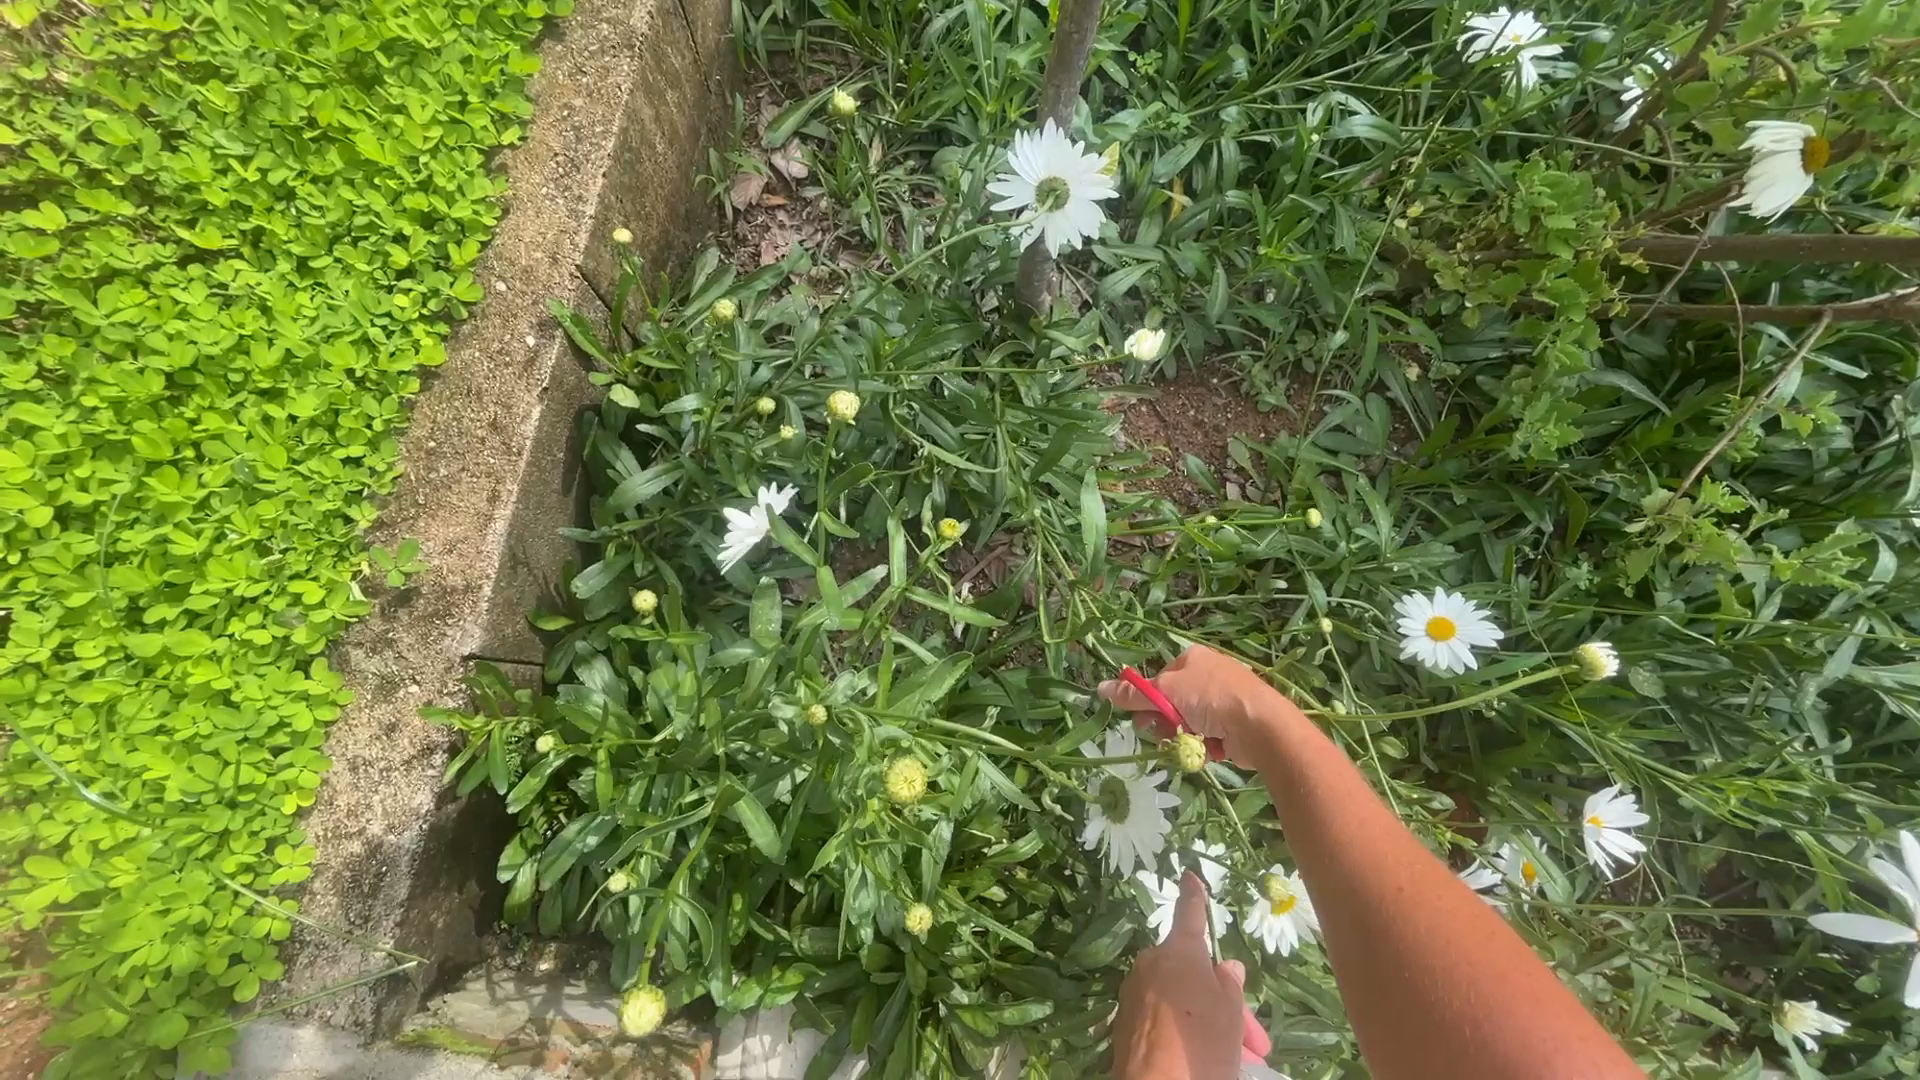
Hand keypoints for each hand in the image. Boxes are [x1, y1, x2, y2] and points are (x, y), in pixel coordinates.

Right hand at [1098, 645, 1298, 765]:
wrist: (1259, 724)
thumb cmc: (1209, 698)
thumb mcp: (1164, 692)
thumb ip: (1132, 694)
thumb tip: (1099, 688)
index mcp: (1192, 657)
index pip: (1159, 678)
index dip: (1148, 700)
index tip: (1144, 719)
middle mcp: (1209, 672)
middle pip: (1173, 700)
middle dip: (1166, 720)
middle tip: (1165, 733)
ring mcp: (1226, 696)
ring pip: (1190, 719)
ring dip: (1184, 734)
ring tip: (1189, 743)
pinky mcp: (1238, 720)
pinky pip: (1210, 732)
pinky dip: (1205, 743)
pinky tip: (1208, 749)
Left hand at [1112, 872, 1272, 1079]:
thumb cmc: (1200, 1045)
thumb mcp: (1229, 1015)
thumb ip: (1228, 986)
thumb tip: (1226, 966)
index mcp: (1179, 952)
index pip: (1190, 914)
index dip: (1194, 895)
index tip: (1189, 873)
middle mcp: (1152, 963)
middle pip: (1192, 972)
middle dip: (1222, 1002)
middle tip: (1254, 1040)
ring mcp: (1134, 990)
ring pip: (1179, 998)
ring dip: (1205, 1021)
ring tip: (1236, 1058)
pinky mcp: (1124, 1019)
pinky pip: (1161, 1016)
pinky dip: (1182, 1032)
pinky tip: (1199, 1060)